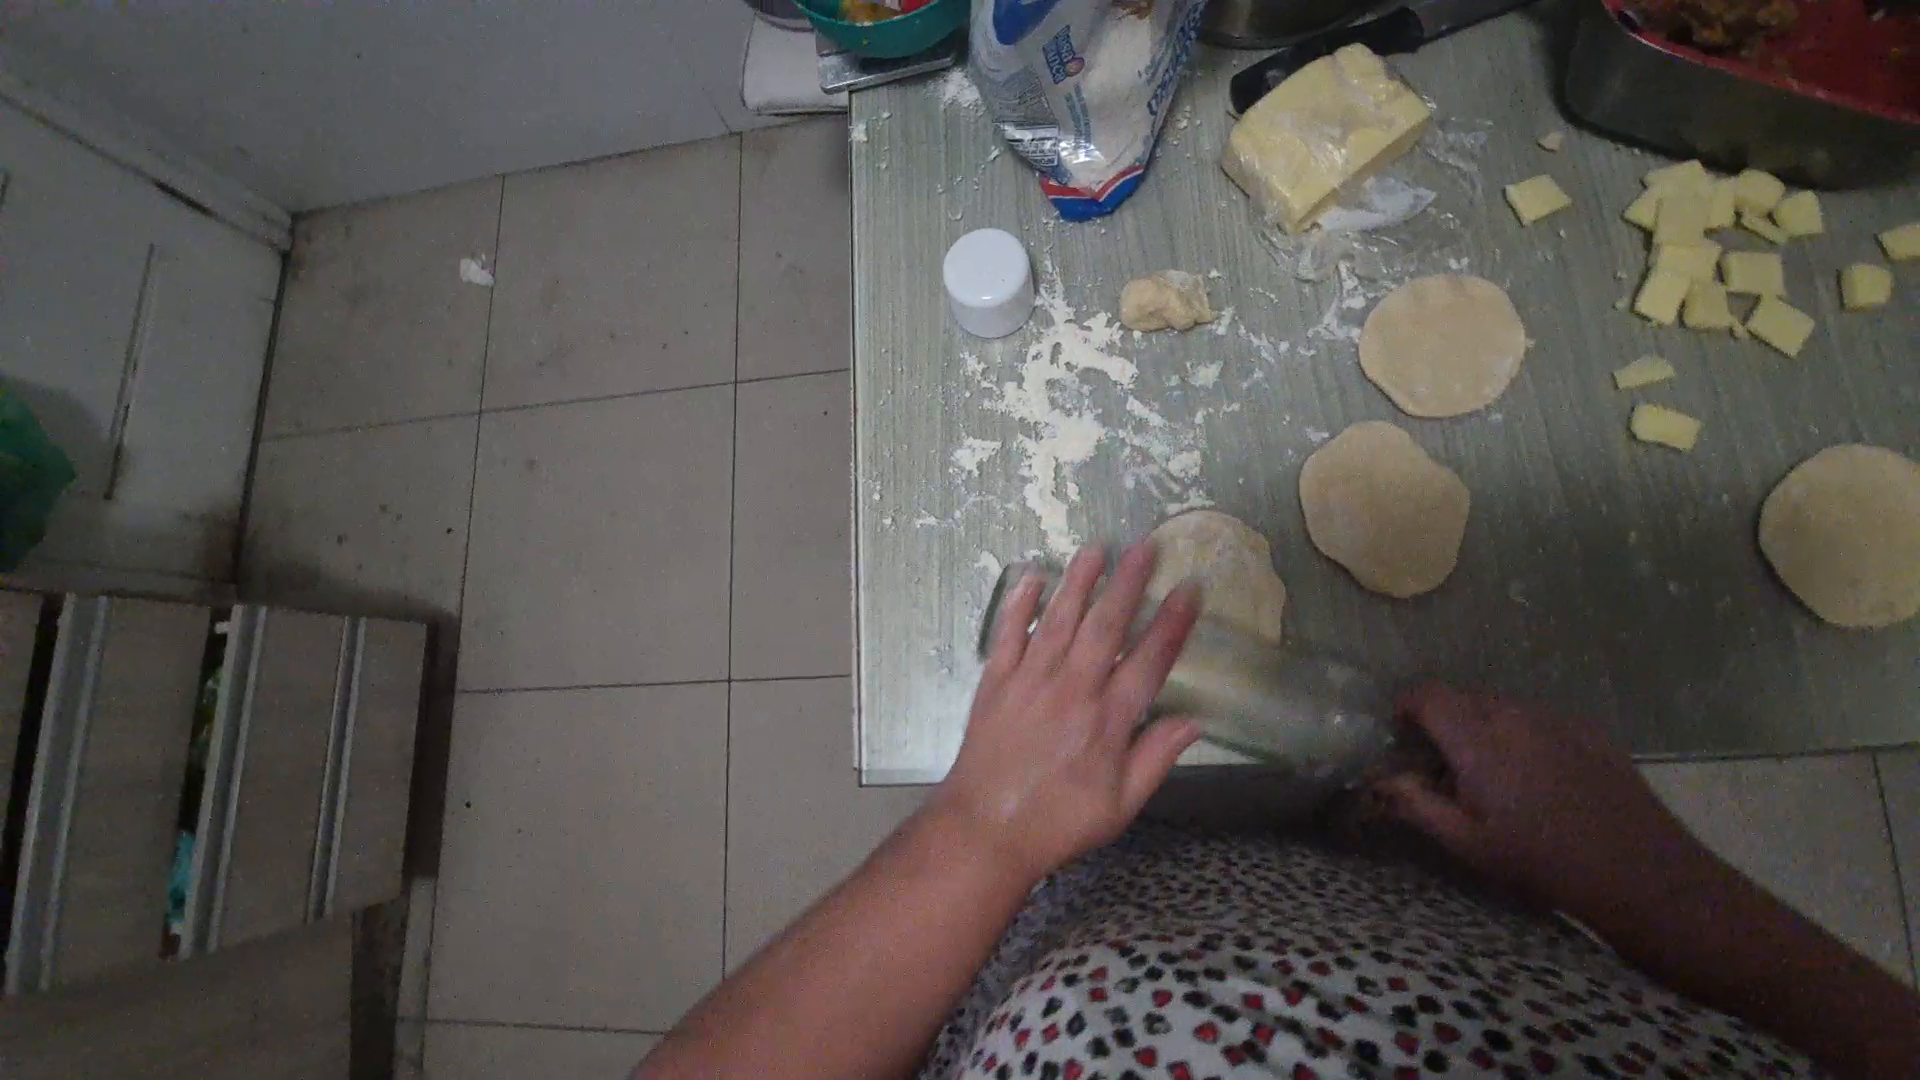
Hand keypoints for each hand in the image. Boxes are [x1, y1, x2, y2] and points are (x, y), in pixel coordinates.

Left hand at [930, 542, 1204, 883]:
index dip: (1172, 623)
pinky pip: (1008, 634)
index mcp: (1107, 721)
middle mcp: (1071, 690)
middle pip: (1105, 626)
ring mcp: (1029, 681)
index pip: (1149, 661)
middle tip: (1145, 546)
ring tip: (1096, 547)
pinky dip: (1019, 604)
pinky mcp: (995, 681)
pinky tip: (1031, 577)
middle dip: (1127, 583)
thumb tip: (1194, 721)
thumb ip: (1156, 759)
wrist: (985, 829)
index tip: (1189, 589)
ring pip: (1059, 620)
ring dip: (1078, 581)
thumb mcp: (1120, 806)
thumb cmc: (1057, 822)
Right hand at [1373, 683, 1713, 916]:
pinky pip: (1538, 718)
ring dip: (1482, 727)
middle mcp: (1514, 717)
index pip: (1427, 695)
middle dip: (1443, 721)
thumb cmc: (1543, 862)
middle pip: (1462, 698)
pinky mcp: (1589, 731)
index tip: (1401, 732)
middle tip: (1444, 764)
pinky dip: (1521, 734)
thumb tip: (1384, 780)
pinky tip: (1537, 775)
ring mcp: (1556, 720)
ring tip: (1493, 772)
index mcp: (1477, 741)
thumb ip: (1416, 804)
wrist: (1646, 877)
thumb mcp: (1467, 843)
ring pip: (1501, 707)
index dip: (1406, 705)